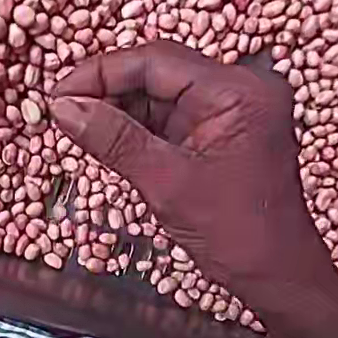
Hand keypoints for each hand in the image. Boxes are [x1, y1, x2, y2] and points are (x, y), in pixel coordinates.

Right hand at [49, 40, 327, 301]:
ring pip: (160, 94)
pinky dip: (135, 128)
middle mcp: (238, 90)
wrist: (278, 276)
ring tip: (76, 125)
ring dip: (117, 109)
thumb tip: (62, 108)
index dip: (100, 72)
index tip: (58, 94)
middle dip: (106, 89)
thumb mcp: (165, 183)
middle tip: (61, 110)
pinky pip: (169, 118)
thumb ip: (113, 139)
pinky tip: (104, 138)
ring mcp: (230, 112)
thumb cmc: (235, 234)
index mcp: (237, 92)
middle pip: (158, 71)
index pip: (156, 60)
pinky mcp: (220, 134)